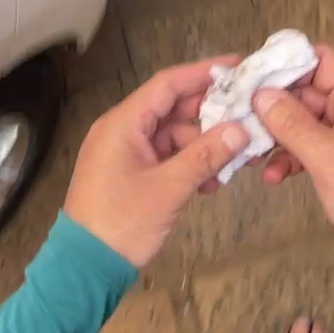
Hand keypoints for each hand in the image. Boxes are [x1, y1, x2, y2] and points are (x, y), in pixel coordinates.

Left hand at [64, 57, 251, 266]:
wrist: (86, 265)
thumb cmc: (122, 222)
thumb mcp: (169, 188)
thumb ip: (206, 156)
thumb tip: (240, 129)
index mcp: (123, 124)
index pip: (168, 84)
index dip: (204, 73)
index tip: (239, 66)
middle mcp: (120, 132)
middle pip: (171, 109)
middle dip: (210, 115)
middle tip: (247, 117)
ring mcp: (123, 154)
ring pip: (171, 138)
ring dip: (202, 147)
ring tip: (233, 163)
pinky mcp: (128, 176)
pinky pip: (163, 159)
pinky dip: (187, 166)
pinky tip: (211, 184)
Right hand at [254, 46, 333, 288]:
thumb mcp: (329, 157)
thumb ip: (292, 124)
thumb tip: (261, 94)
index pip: (319, 61)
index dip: (283, 66)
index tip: (247, 80)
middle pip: (305, 92)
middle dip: (271, 107)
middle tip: (236, 120)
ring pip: (301, 123)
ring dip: (275, 137)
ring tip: (249, 153)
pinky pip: (306, 149)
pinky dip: (287, 159)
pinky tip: (272, 176)